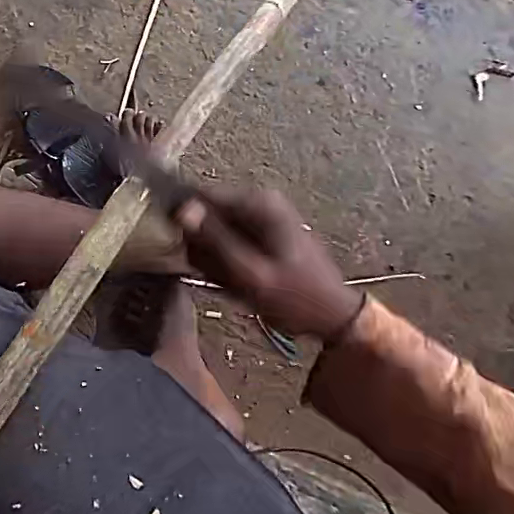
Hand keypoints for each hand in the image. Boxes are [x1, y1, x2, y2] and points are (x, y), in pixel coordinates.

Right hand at [175, 186, 366, 341]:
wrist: (332, 316)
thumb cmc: (295, 296)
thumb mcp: (251, 272)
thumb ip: (215, 240)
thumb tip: (181, 210)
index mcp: (259, 204)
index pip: (201, 196)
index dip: (185, 221)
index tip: (182, 249)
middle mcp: (258, 203)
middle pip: (206, 215)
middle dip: (202, 246)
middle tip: (214, 274)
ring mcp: (260, 218)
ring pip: (213, 231)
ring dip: (212, 258)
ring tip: (229, 282)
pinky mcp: (260, 233)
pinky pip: (226, 242)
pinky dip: (223, 262)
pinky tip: (235, 281)